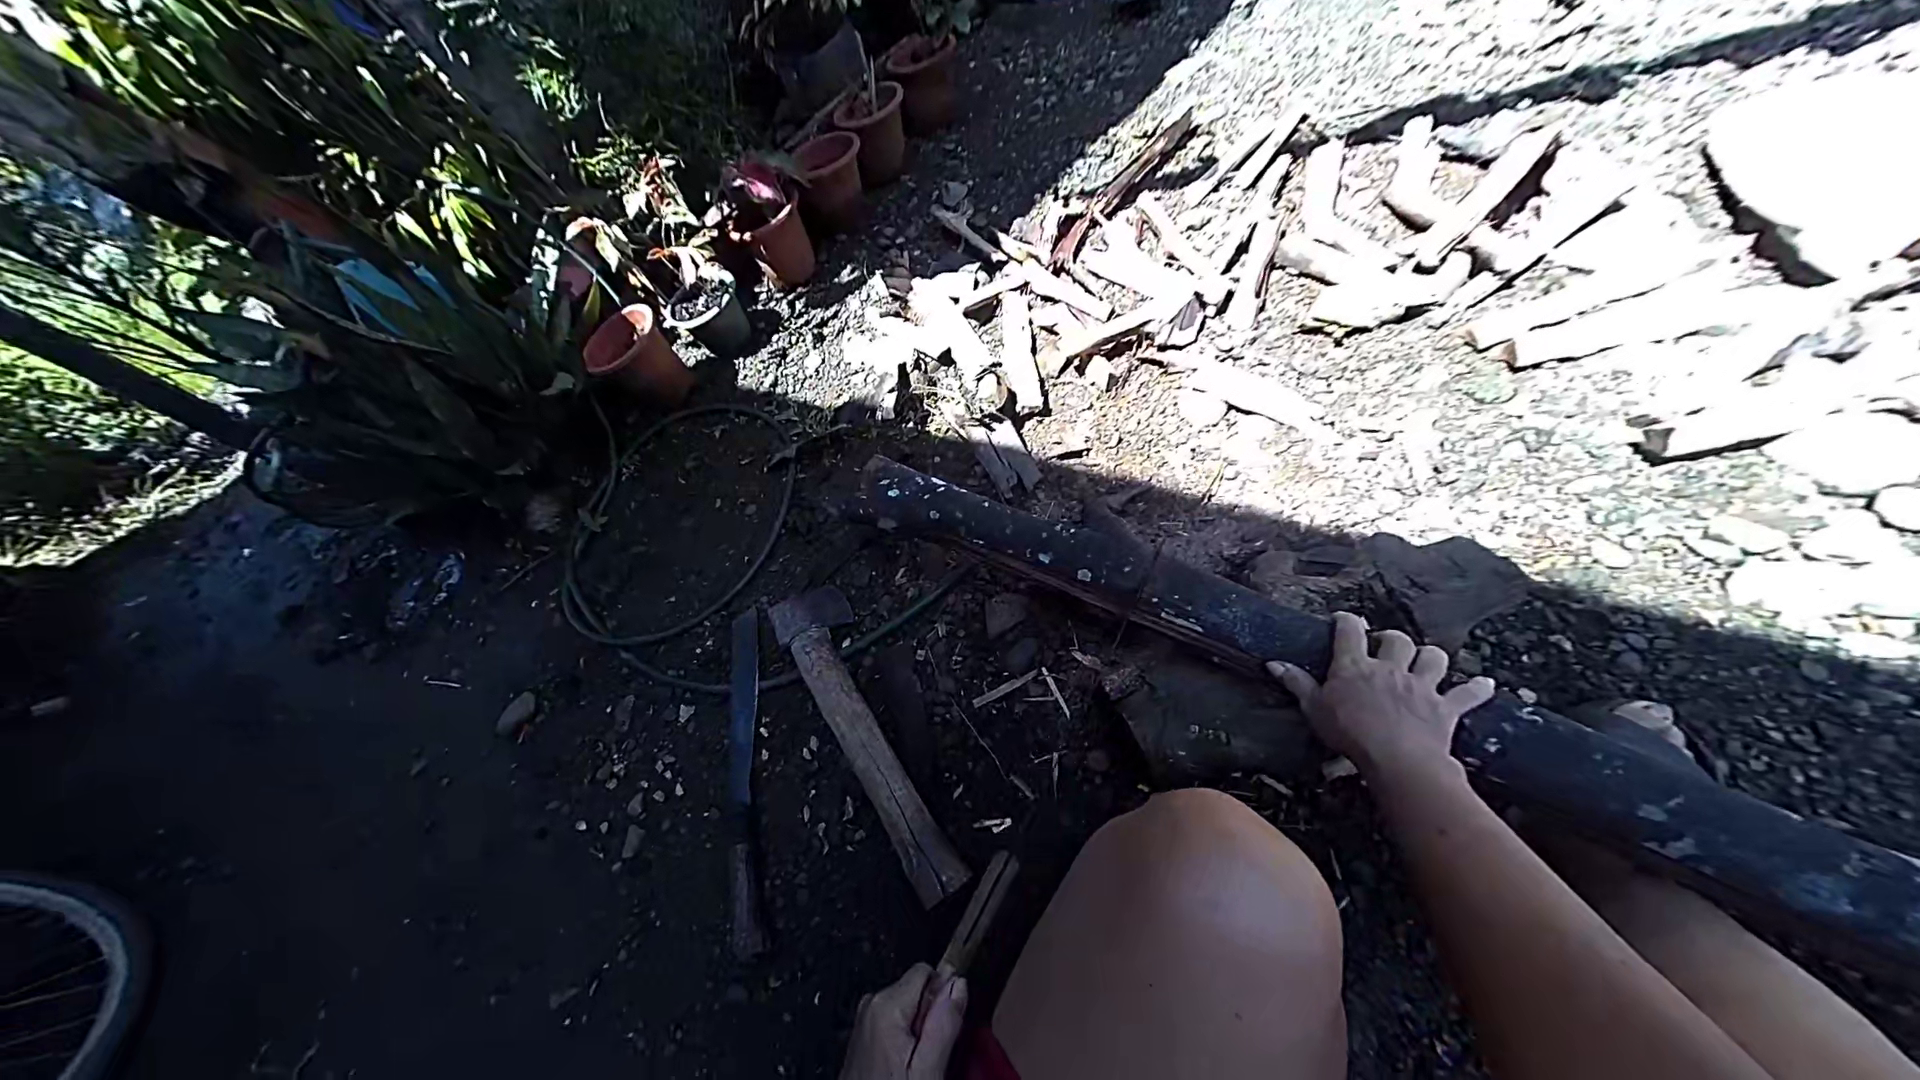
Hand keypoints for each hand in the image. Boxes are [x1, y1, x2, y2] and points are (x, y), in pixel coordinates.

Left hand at [838, 963, 967, 1079]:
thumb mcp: (927, 1071)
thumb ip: (945, 1023)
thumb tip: (959, 984)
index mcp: (887, 1005)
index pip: (927, 972)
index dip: (942, 1000)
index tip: (942, 1031)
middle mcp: (872, 1004)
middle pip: (917, 989)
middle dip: (929, 1018)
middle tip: (927, 1058)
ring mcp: (866, 1019)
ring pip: (908, 1007)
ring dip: (917, 1032)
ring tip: (913, 1068)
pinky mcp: (864, 1035)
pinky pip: (894, 1022)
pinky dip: (904, 1041)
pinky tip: (901, 1070)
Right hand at [1268, 612, 1495, 781]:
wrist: (1397, 759)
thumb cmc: (1349, 733)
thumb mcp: (1314, 708)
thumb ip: (1296, 683)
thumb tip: (1274, 663)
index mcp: (1355, 666)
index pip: (1349, 630)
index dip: (1346, 621)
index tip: (1343, 620)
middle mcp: (1390, 668)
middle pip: (1396, 640)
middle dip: (1391, 638)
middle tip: (1383, 644)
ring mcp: (1421, 686)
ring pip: (1432, 658)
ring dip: (1428, 656)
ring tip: (1422, 659)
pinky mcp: (1445, 707)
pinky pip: (1468, 694)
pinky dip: (1477, 689)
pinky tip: (1486, 684)